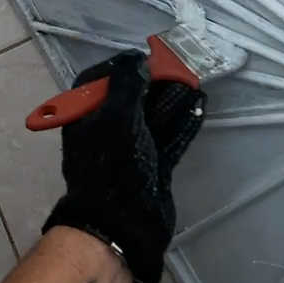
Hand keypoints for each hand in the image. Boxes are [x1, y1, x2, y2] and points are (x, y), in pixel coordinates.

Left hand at [42, 49, 206, 282]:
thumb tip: (136, 60)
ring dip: (173, 99)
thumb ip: (127, 85)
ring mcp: (130, 148)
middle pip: (131, 96)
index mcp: (85, 114)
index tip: (147, 57)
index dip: (123, 66)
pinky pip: (168, 137)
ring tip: (194, 81)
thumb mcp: (116, 117)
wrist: (121, 225)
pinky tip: (198, 108)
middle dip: (155, 81)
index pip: (100, 79)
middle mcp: (105, 128)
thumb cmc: (113, 164)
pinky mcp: (152, 166)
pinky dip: (182, 122)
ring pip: (153, 116)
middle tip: (180, 67)